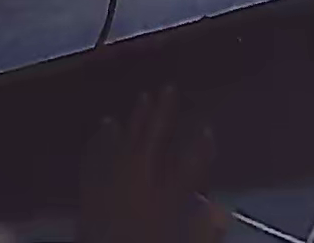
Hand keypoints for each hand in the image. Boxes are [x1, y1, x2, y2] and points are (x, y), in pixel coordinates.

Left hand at [78, 87, 226, 242]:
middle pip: (152, 138)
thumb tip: (222, 210)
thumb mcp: (177, 242)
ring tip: (143, 95)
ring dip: (135, 117)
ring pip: (126, 138)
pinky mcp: (91, 184)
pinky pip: (98, 152)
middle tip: (169, 86)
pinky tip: (106, 122)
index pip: (186, 166)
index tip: (208, 127)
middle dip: (163, 112)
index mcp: (160, 196)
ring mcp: (110, 178)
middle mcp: (135, 178)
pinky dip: (104, 136)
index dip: (199, 148)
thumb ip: (200, 230)